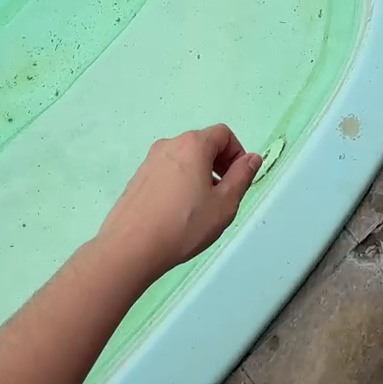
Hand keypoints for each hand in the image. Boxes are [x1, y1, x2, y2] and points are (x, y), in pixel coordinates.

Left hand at [94, 125, 261, 280]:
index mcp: (193, 145)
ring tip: (199, 209)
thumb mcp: (224, 204)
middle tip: (222, 196)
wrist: (130, 249)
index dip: (237, 153)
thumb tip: (252, 158)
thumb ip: (242, 177)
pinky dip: (179, 184)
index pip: (223, 134)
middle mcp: (170, 145)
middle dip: (219, 165)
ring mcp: (150, 161)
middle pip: (203, 144)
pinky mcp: (137, 178)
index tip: (239, 179)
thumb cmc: (183, 225)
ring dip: (199, 175)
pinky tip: (177, 214)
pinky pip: (167, 172)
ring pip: (184, 159)